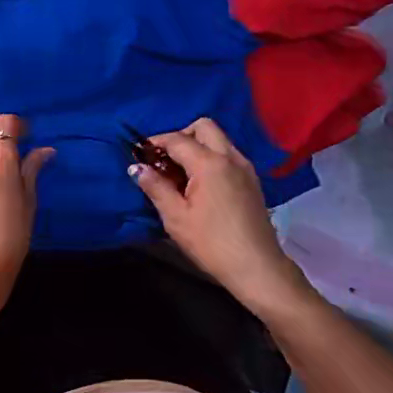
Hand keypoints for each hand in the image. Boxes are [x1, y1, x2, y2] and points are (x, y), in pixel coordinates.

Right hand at [131, 118, 317, 318]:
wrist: (255, 265)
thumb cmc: (210, 242)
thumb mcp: (175, 217)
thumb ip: (156, 188)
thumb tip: (137, 168)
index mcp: (210, 164)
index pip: (178, 139)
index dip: (155, 142)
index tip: (139, 153)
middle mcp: (231, 157)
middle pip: (204, 127)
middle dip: (180, 136)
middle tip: (163, 161)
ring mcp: (245, 168)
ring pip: (219, 140)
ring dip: (197, 147)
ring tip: (178, 174)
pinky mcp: (252, 180)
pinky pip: (228, 156)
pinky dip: (210, 159)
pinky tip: (199, 185)